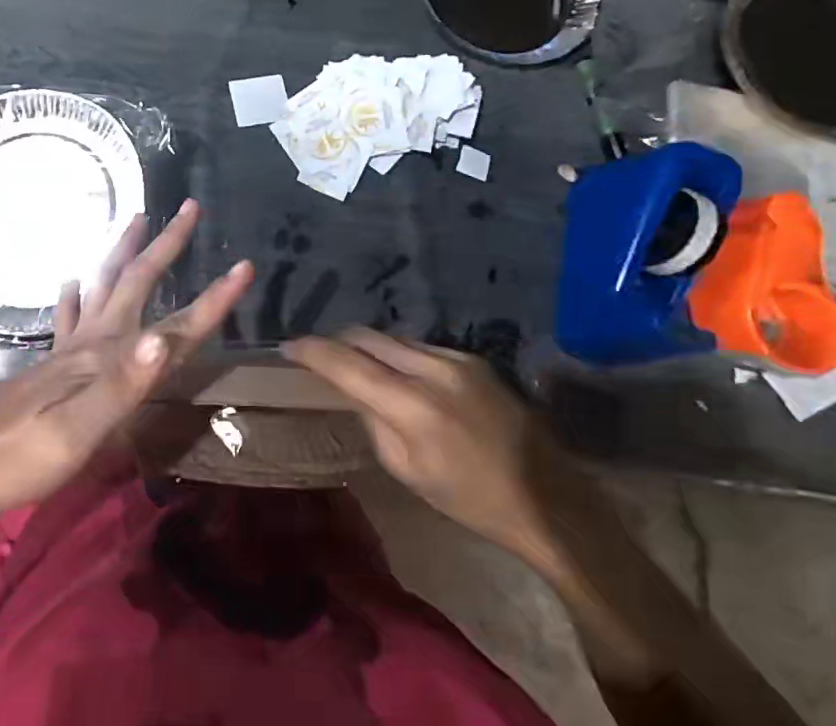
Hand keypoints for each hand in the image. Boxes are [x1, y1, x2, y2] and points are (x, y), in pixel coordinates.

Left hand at [0, 200, 253, 513]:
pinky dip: (74, 298)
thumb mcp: (76, 431)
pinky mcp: (48, 366)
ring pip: (102, 287)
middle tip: (190, 209)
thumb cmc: (19, 456)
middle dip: (167, 245)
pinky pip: (66, 319)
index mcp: (108, 356)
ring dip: (123, 254)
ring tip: (136, 222)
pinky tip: (70, 284)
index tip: (245, 266)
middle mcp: (92, 342)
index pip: (175, 323)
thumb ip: (122, 387)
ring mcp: (67, 351)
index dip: (214, 299)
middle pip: (135, 281)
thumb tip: (161, 339)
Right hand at [284, 328, 546, 554]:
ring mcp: (458, 358)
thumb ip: (374, 423)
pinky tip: (399, 373)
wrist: (547, 497)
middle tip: (317, 355)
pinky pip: (423, 347)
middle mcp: (433, 368)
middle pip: (369, 337)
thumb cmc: (470, 499)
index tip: (288, 347)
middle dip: (337, 341)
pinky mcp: (475, 359)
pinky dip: (400, 354)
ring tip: (355, 364)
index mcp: (412, 405)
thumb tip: (353, 391)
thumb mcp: (409, 471)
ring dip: (370, 347)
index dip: (313, 351)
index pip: (348, 364)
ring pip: (395, 339)